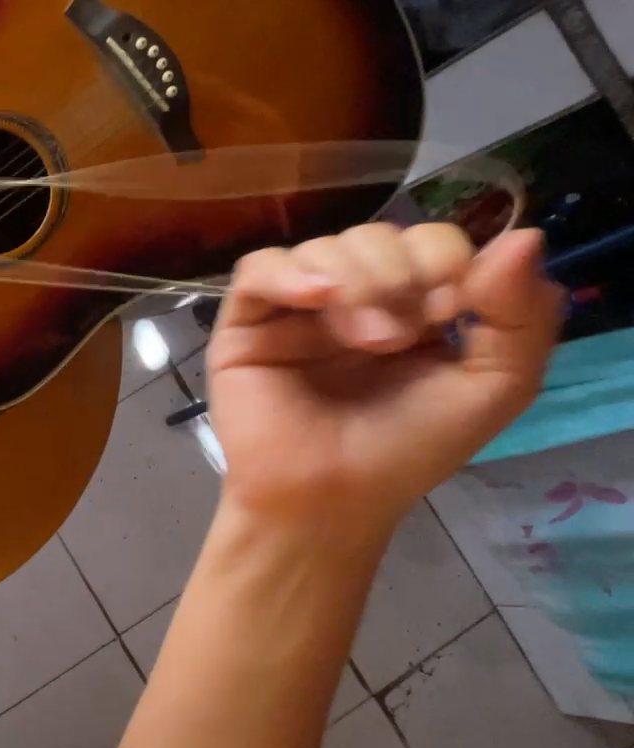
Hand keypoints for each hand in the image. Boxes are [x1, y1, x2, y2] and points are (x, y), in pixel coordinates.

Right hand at [205, 223, 564, 537]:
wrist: (328, 495)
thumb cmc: (405, 450)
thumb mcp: (495, 384)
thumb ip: (522, 312)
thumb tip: (520, 236)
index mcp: (407, 310)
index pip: (428, 242)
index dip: (446, 258)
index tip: (452, 311)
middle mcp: (348, 304)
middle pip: (375, 236)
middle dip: (400, 272)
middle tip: (399, 337)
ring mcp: (291, 316)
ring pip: (320, 247)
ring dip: (356, 278)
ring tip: (362, 338)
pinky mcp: (241, 330)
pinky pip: (256, 269)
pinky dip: (289, 272)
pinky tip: (316, 298)